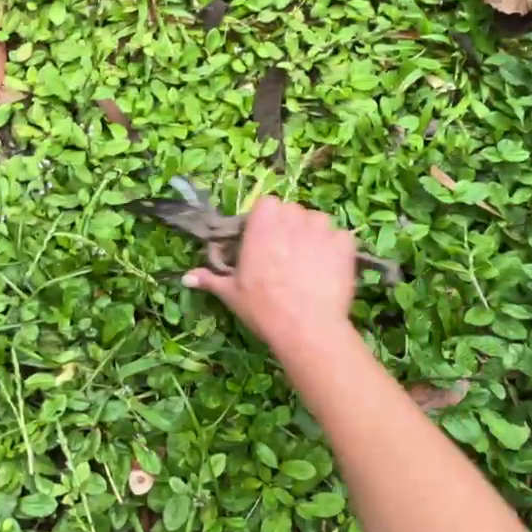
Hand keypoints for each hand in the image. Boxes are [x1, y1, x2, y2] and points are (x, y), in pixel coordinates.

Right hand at [184, 196, 358, 352]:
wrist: (307, 328)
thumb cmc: (263, 307)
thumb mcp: (232, 294)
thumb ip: (210, 279)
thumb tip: (185, 278)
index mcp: (263, 224)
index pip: (266, 203)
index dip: (265, 219)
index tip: (261, 239)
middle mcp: (293, 218)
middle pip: (291, 211)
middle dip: (288, 226)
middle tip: (282, 255)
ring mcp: (323, 229)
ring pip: (317, 222)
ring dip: (312, 234)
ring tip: (307, 262)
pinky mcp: (346, 244)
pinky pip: (340, 237)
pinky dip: (335, 248)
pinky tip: (327, 270)